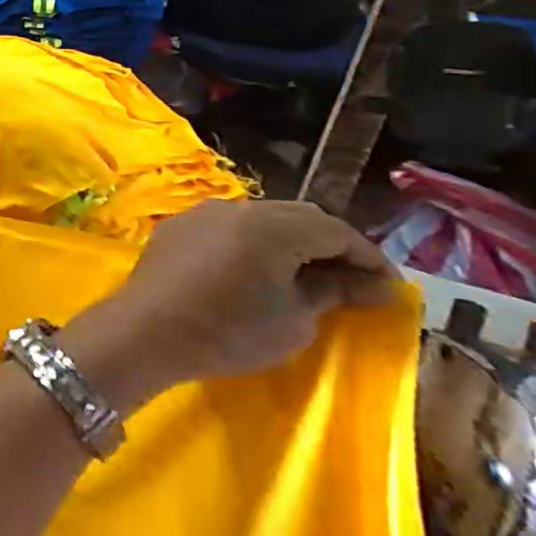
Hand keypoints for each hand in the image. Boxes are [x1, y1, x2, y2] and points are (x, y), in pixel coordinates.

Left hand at [58, 199, 397, 406]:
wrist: (147, 329)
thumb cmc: (228, 329)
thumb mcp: (294, 318)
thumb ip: (333, 290)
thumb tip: (372, 283)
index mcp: (271, 224)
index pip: (335, 230)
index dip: (368, 258)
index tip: (388, 289)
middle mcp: (235, 206)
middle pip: (298, 215)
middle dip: (331, 245)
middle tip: (354, 282)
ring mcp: (201, 212)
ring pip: (261, 216)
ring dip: (291, 240)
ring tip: (309, 276)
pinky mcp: (178, 225)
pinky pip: (228, 225)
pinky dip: (254, 241)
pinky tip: (259, 269)